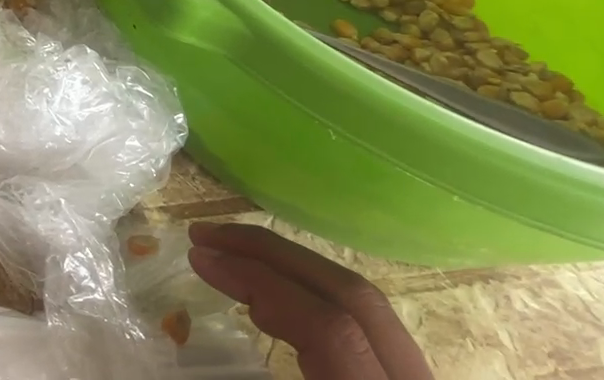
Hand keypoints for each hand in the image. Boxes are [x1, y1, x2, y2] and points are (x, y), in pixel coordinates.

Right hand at [188, 222, 431, 379]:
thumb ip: (244, 373)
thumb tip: (183, 334)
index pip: (329, 326)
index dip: (259, 282)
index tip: (199, 257)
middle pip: (353, 295)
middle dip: (271, 253)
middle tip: (207, 237)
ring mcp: (419, 377)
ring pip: (365, 302)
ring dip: (287, 268)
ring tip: (229, 261)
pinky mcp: (410, 376)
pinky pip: (367, 323)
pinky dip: (311, 297)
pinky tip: (272, 302)